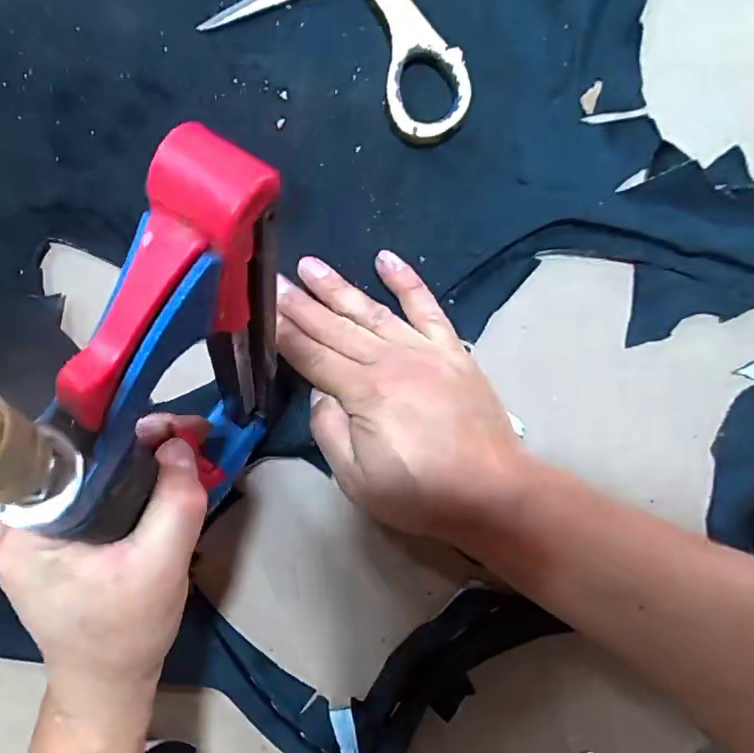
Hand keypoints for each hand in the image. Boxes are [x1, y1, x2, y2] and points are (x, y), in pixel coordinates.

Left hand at [0, 415, 208, 713]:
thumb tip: (178, 442)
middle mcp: (14, 522)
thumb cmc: (126, 634)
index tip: (166, 424)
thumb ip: (176, 501)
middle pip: (79, 460)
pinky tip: (156, 480)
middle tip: (184, 436)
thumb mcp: (161, 566)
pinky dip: (123, 486)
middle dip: (135, 443)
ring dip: (133, 462)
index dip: (120, 428)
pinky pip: (87, 498)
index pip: (67, 452)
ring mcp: (28, 533)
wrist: (106, 686)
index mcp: (23, 527)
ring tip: (177, 452)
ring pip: (86, 476)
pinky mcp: (47, 543)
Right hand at [276, 250, 532, 547]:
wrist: (493, 493)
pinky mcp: (452, 352)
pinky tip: (385, 259)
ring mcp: (424, 351)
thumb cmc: (418, 493)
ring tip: (310, 265)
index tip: (260, 307)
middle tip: (272, 278)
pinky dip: (407, 281)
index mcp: (364, 392)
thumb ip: (328, 431)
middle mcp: (390, 360)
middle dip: (299, 302)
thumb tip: (319, 393)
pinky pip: (427, 308)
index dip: (282, 332)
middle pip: (334, 327)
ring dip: (338, 286)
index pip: (311, 355)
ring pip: (372, 311)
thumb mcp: (355, 478)